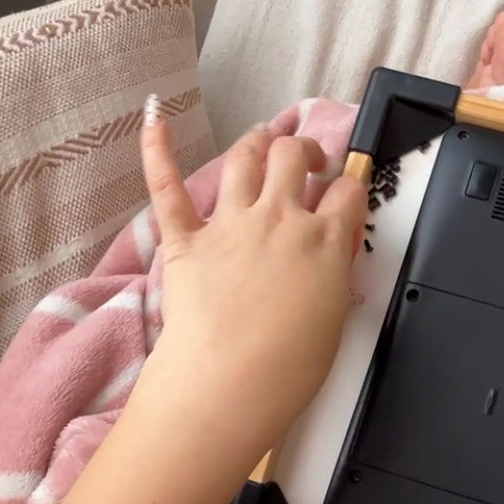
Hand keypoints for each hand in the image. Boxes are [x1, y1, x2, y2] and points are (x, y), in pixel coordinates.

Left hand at [132, 103, 367, 465]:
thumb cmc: (289, 367)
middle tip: (307, 162)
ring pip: (246, 157)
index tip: (347, 191)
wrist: (232, 383)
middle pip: (293, 156)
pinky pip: (168, 188)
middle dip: (304, 150)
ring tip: (262, 140)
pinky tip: (153, 119)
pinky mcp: (188, 241)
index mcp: (323, 242)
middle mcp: (280, 220)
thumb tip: (329, 263)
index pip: (347, 193)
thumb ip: (333, 279)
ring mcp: (231, 225)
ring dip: (257, 141)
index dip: (351, 187)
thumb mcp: (335, 319)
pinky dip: (157, 151)